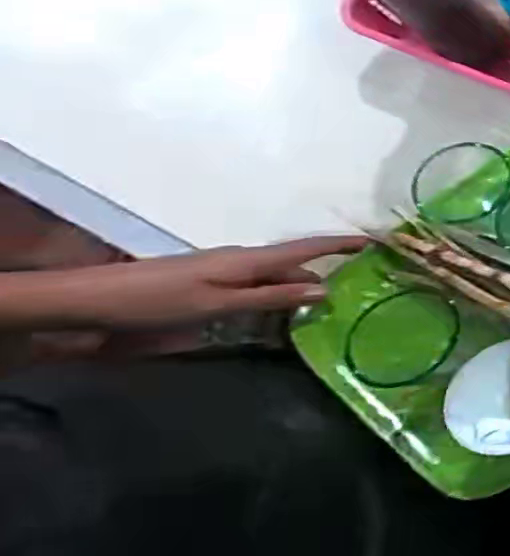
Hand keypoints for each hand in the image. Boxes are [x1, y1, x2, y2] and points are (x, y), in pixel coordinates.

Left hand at [61, 236, 366, 327]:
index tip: (377, 241)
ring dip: (296, 289)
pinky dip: (273, 295)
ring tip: (317, 311)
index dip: (344, 244)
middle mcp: (244, 259)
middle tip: (351, 295)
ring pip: (274, 276)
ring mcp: (225, 268)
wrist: (85, 299)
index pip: (310, 247)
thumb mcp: (218, 305)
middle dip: (324, 275)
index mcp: (252, 260)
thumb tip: (326, 289)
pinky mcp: (209, 279)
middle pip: (294, 264)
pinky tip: (274, 314)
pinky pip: (255, 283)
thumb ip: (272, 297)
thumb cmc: (156, 301)